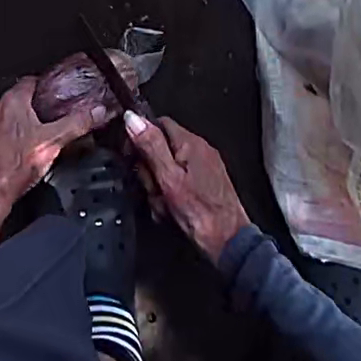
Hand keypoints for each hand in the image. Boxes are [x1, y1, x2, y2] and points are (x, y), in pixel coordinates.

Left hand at [0, 78, 106, 249]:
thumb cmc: (11, 166)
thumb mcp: (53, 141)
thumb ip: (77, 123)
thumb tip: (95, 111)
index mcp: (12, 101)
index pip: (33, 79)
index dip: (50, 83)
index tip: (63, 90)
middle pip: (25, 97)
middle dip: (44, 102)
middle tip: (61, 110)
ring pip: (16, 114)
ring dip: (32, 118)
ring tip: (51, 128)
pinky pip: (10, 130)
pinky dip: (23, 133)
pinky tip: (34, 147)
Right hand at [124, 112, 251, 263]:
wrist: (227, 241)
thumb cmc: (200, 212)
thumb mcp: (167, 177)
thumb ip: (150, 146)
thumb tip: (133, 118)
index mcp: (190, 143)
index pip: (157, 124)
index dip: (140, 138)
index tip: (132, 157)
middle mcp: (200, 150)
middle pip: (160, 147)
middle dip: (149, 169)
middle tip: (153, 187)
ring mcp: (204, 167)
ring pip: (167, 166)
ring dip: (159, 185)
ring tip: (164, 202)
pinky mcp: (205, 183)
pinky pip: (178, 180)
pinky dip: (170, 194)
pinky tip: (171, 208)